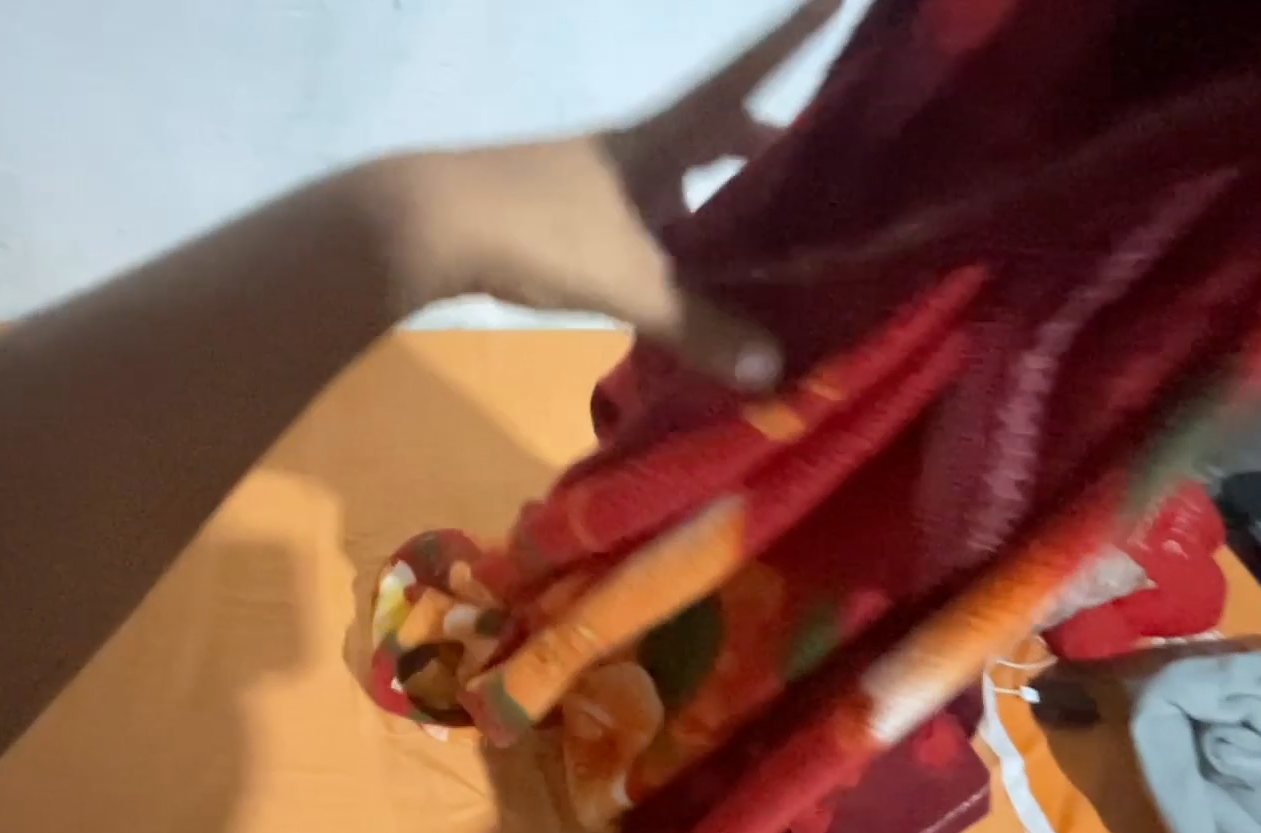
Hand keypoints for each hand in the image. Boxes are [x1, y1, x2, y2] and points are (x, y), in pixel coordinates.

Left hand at [379, 0, 839, 390]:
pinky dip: (683, 242)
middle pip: (721, 131)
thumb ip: (699, 324)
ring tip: (774, 238)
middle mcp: (643, 148)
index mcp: (666, 136)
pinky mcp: (580, 216)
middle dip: (770, 143)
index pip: (746, 73)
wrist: (432, 226)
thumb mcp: (630, 280)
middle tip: (828, 166)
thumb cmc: (540, 228)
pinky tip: (696, 279)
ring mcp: (607, 181)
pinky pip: (652, 221)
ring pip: (684, 181)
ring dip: (726, 200)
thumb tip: (771, 371)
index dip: (796, 34)